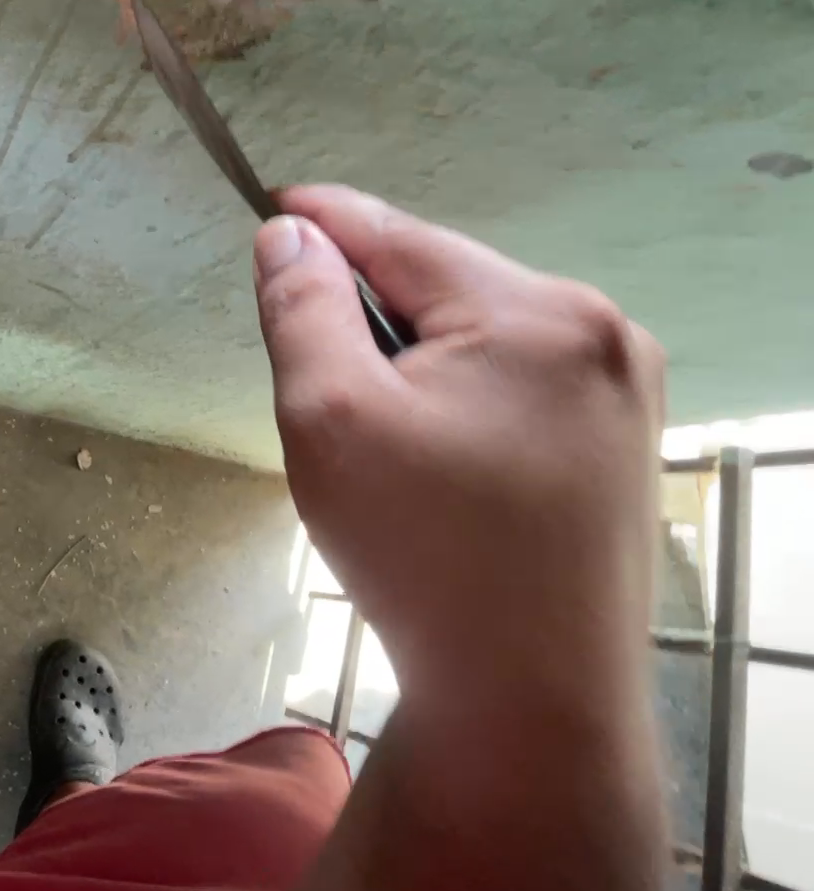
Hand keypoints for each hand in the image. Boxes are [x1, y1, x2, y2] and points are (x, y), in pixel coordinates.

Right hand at [254, 185, 663, 702]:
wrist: (526, 686)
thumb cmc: (413, 541)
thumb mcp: (327, 413)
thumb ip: (302, 310)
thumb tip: (288, 235)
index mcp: (531, 313)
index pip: (398, 236)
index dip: (324, 217)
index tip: (271, 204)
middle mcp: (596, 331)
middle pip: (438, 282)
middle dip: (360, 302)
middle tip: (303, 360)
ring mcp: (619, 385)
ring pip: (468, 330)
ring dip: (398, 348)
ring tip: (357, 417)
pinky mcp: (613, 434)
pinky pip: (502, 374)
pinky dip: (440, 383)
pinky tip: (416, 442)